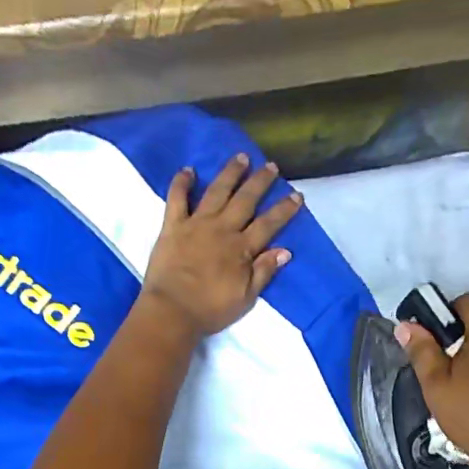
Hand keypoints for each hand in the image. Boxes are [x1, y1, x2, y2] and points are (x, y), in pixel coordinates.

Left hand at [139, 153, 301, 336]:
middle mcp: (222, 229)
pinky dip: (182, 182)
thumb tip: (285, 251)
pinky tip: (188, 170)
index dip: (283, 209)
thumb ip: (264, 272)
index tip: (296, 195)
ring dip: (230, 173)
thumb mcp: (245, 298)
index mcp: (241, 248)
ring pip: (217, 191)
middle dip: (260, 182)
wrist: (172, 311)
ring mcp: (197, 224)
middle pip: (245, 200)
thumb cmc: (210, 310)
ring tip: (241, 157)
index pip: (268, 224)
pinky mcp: (173, 226)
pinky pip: (177, 198)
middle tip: (271, 165)